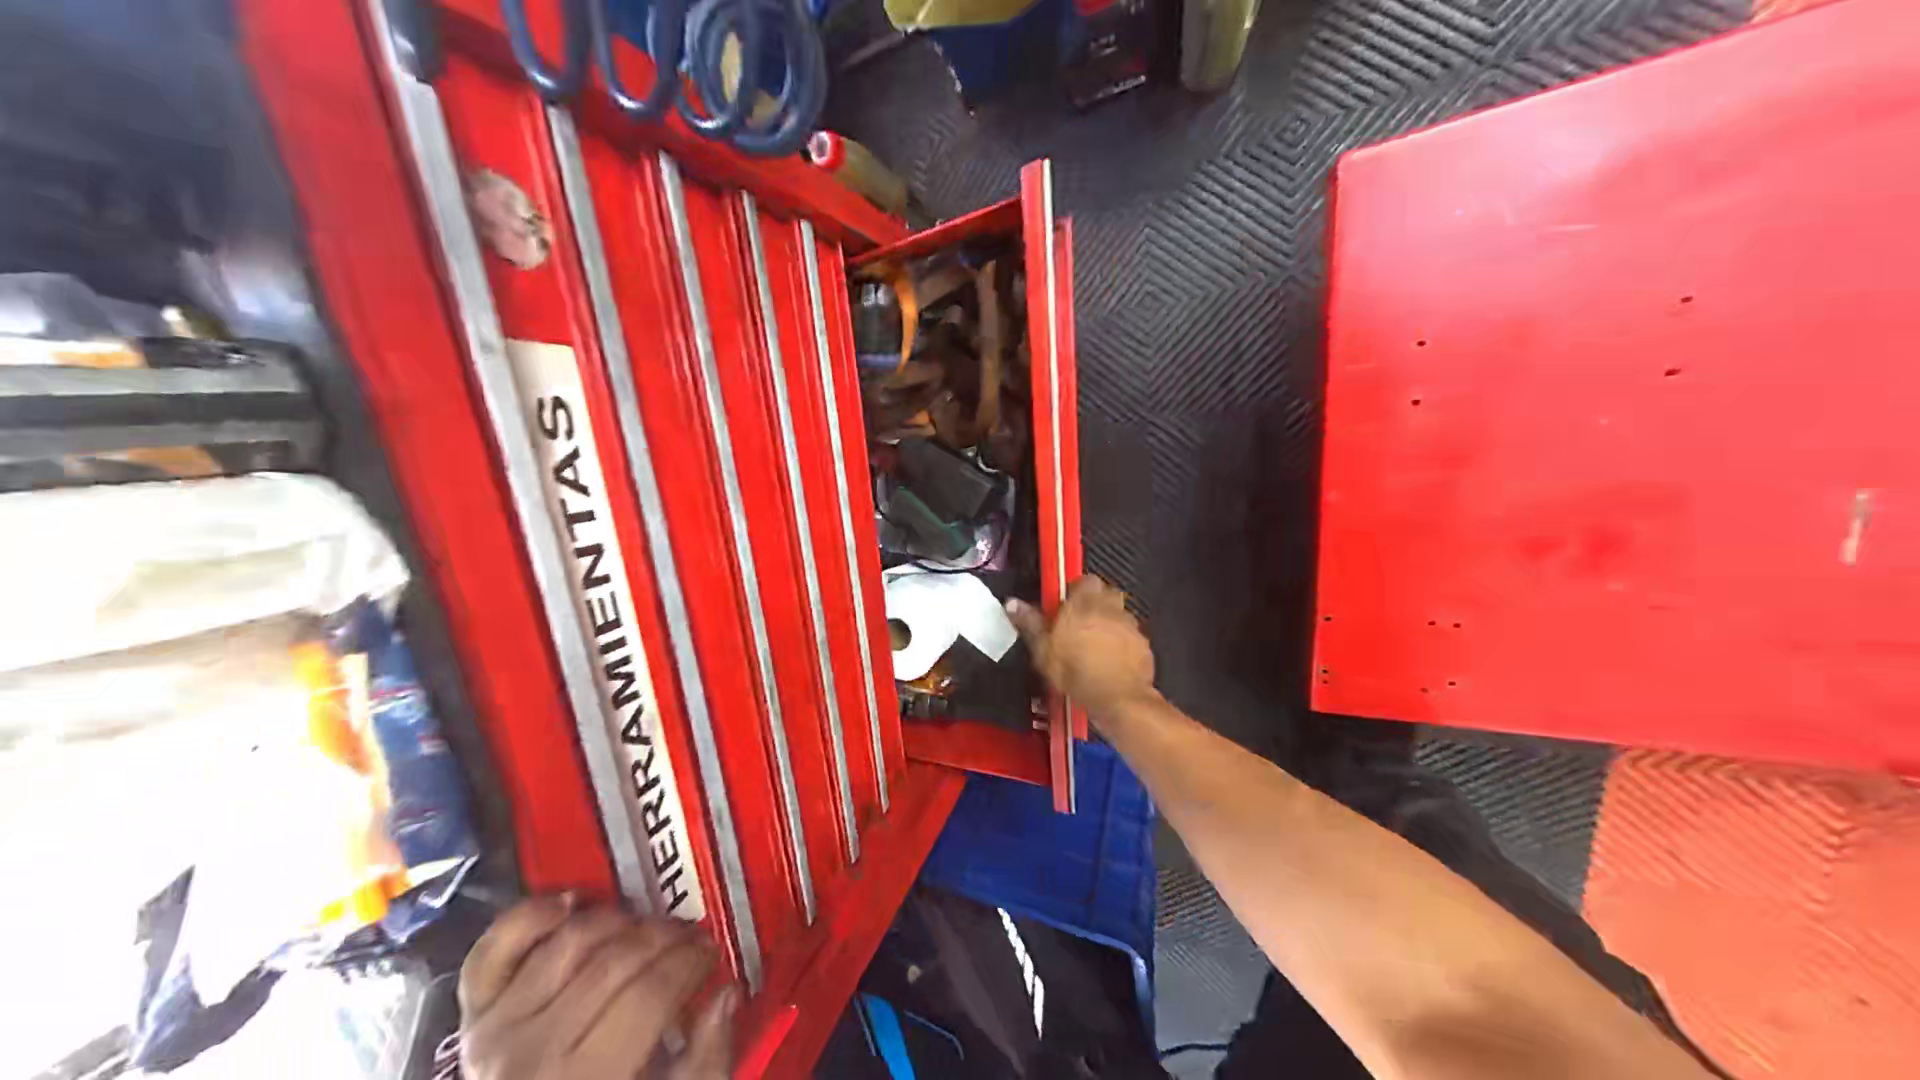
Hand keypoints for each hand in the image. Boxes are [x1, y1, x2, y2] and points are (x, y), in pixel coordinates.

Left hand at [458, 897, 735, 1079]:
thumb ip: (705, 1063)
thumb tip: (726, 992)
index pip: (648, 998)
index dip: (689, 964)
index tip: (711, 950)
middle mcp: (529, 1056)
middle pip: (614, 964)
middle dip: (665, 938)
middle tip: (689, 935)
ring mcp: (493, 1032)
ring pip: (569, 942)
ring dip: (617, 920)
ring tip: (642, 928)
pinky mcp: (471, 1013)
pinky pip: (496, 946)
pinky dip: (534, 914)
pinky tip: (572, 903)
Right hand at [1006, 575, 1158, 720]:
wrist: (1118, 699)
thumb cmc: (1077, 673)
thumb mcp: (1043, 650)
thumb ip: (1030, 623)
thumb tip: (1013, 604)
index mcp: (1084, 603)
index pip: (1083, 579)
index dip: (1074, 590)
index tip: (1063, 604)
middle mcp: (1110, 608)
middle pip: (1105, 592)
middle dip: (1093, 603)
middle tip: (1077, 621)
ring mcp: (1129, 626)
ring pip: (1118, 614)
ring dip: (1108, 622)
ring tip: (1093, 643)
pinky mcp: (1143, 644)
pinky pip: (1130, 636)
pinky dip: (1121, 642)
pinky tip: (1109, 659)